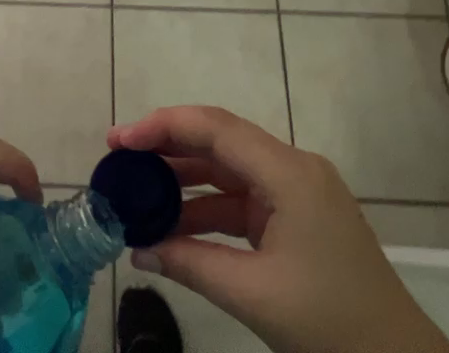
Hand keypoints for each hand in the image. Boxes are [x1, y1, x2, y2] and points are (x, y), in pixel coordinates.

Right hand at [110, 106, 448, 352]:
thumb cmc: (331, 323)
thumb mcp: (253, 294)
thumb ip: (191, 263)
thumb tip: (138, 250)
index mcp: (289, 174)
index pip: (216, 128)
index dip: (162, 126)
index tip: (118, 140)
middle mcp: (293, 169)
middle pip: (220, 140)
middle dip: (166, 147)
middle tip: (117, 158)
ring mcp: (297, 192)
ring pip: (227, 170)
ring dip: (183, 181)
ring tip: (136, 193)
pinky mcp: (297, 217)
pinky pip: (241, 200)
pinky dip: (207, 210)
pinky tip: (173, 227)